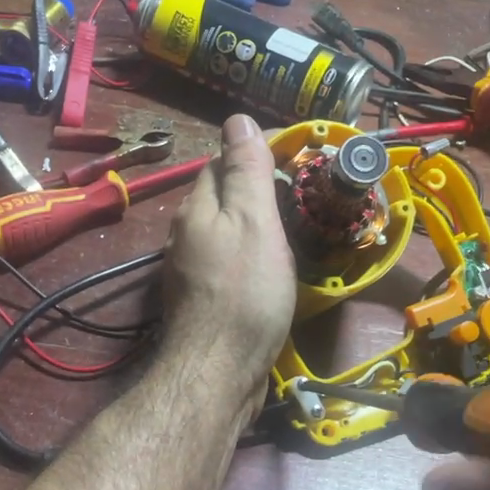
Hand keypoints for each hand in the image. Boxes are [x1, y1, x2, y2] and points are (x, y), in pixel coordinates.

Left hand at [161, 114, 295, 391]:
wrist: (219, 372)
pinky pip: (228, 265)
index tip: (300, 153)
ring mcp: (190, 272)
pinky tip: (272, 270)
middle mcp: (185, 235)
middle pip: (222, 197)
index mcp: (197, 208)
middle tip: (304, 193)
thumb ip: (246, 170)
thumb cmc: (243, 292)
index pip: (222, 161)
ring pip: (225, 233)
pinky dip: (251, 257)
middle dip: (258, 188)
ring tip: (295, 227)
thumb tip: (238, 117)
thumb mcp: (253, 220)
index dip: (259, 150)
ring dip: (255, 225)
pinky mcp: (202, 303)